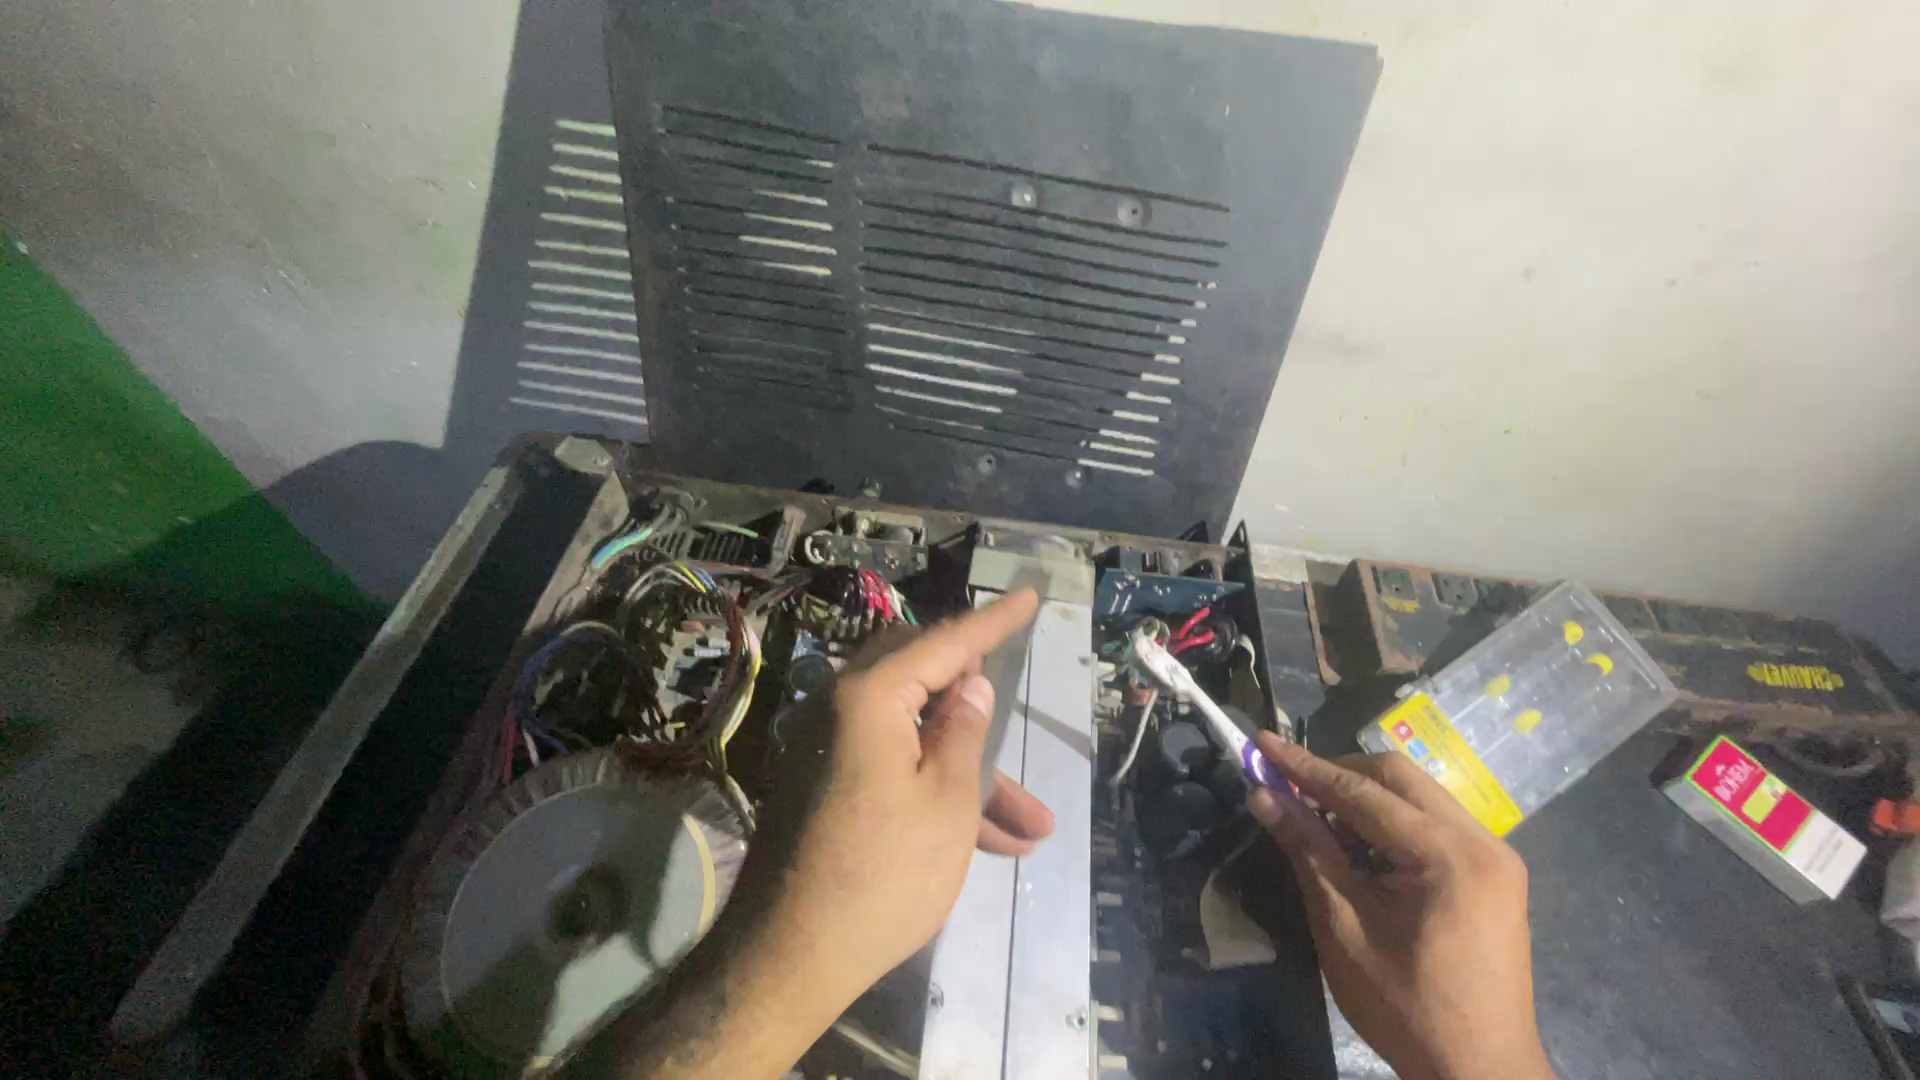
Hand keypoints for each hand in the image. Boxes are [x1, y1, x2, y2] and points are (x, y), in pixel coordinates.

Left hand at [758, 590, 1045, 999]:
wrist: (790, 959)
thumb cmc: (883, 874)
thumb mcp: (946, 800)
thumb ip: (963, 730)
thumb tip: (971, 684)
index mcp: (869, 696)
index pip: (945, 642)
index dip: (993, 622)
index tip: (1028, 596)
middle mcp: (842, 708)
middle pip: (920, 678)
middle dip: (974, 700)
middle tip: (1006, 712)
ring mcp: (831, 748)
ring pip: (915, 735)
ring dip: (970, 772)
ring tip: (1034, 824)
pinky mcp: (828, 785)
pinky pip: (893, 768)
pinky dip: (937, 791)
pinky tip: (992, 840)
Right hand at [1246, 735, 1554, 1079]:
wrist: (1481, 1073)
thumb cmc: (1405, 1004)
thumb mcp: (1342, 923)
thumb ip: (1306, 848)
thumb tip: (1262, 794)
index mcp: (1448, 855)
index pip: (1363, 791)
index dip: (1305, 766)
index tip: (1261, 741)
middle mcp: (1481, 841)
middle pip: (1396, 777)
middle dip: (1336, 772)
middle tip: (1287, 784)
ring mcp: (1493, 856)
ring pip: (1415, 795)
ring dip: (1361, 795)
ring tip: (1316, 817)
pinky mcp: (1492, 873)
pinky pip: (1431, 822)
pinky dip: (1387, 820)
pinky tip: (1357, 845)